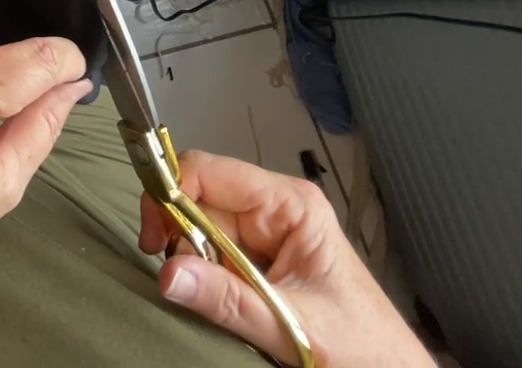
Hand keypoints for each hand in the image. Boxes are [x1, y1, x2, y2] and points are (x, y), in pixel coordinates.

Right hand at [140, 151, 433, 367]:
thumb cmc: (366, 351)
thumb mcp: (295, 327)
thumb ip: (229, 299)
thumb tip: (167, 272)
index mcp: (289, 203)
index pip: (206, 171)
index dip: (171, 193)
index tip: (154, 238)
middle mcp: (271, 206)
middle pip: (196, 198)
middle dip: (181, 236)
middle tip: (178, 277)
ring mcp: (262, 230)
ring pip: (197, 226)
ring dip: (190, 259)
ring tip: (205, 295)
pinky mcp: (255, 254)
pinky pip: (209, 250)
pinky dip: (200, 271)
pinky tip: (211, 294)